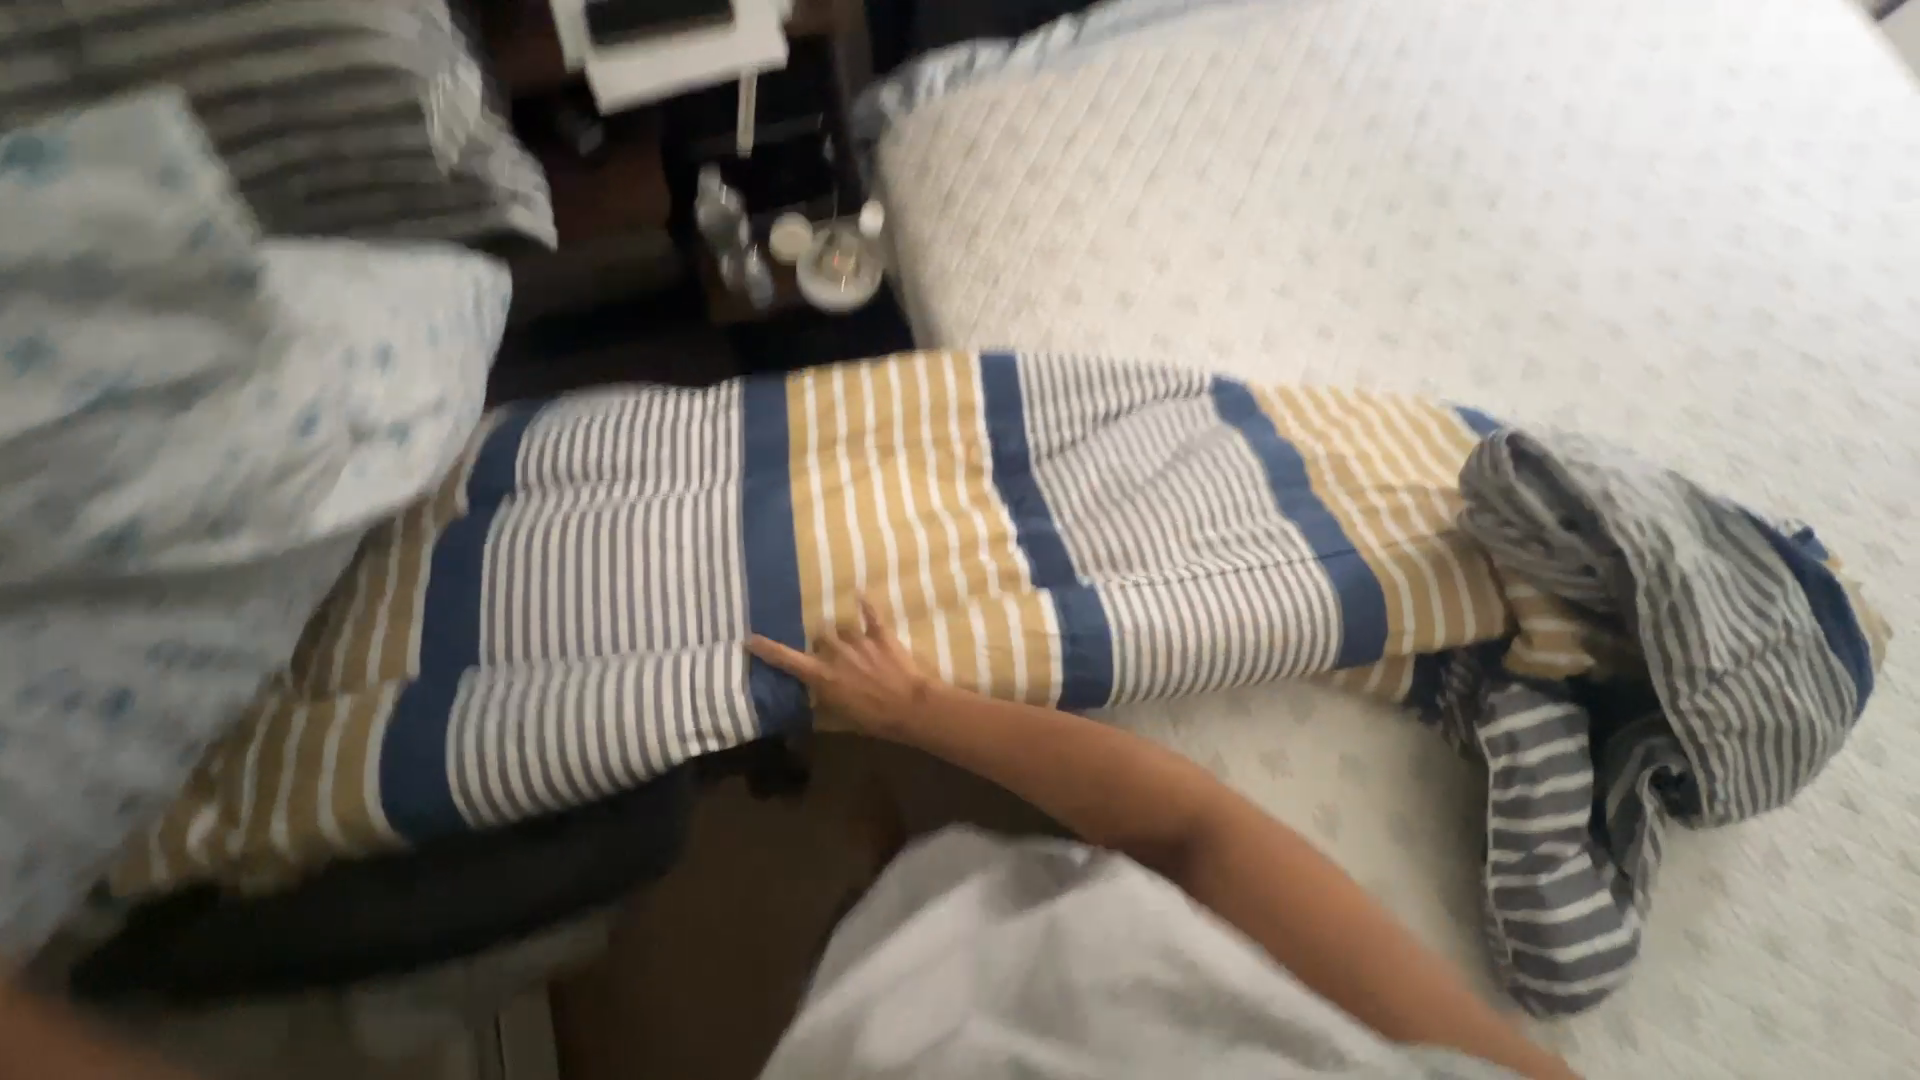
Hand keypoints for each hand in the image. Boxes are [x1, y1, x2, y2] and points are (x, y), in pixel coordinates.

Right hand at [746, 596, 946, 737]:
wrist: (910, 706)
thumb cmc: (875, 719)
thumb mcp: (842, 717)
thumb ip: (825, 700)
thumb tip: (815, 693)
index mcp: (822, 675)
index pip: (787, 659)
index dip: (768, 649)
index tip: (750, 639)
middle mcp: (835, 653)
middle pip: (819, 636)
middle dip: (823, 643)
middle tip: (832, 655)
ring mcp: (859, 640)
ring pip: (843, 627)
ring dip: (845, 634)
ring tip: (854, 645)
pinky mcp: (881, 634)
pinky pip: (871, 613)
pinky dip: (866, 604)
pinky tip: (860, 594)